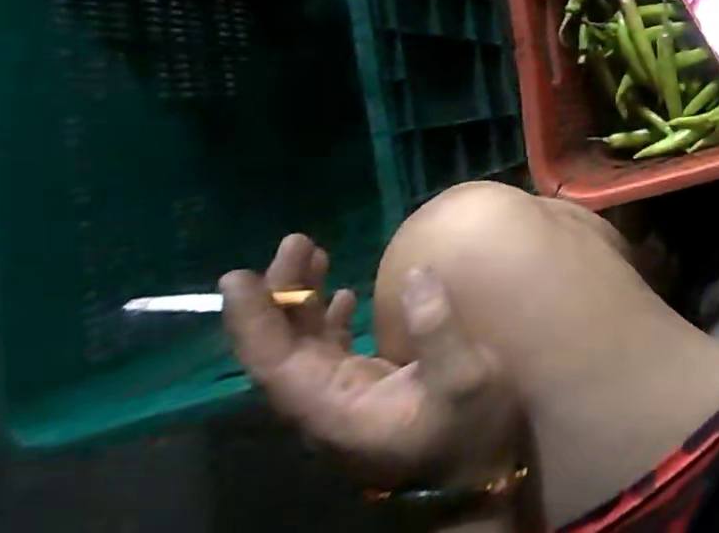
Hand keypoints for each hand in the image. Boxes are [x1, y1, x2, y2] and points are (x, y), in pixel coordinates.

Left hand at [221, 234, 521, 489]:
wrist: (481, 477)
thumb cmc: (470, 432)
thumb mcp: (465, 379)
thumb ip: (437, 329)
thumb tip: (418, 274)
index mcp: (334, 411)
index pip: (274, 364)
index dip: (252, 322)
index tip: (238, 277)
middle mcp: (325, 407)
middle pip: (282, 350)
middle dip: (279, 296)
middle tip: (296, 242)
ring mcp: (343, 400)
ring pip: (302, 348)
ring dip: (301, 302)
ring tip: (312, 254)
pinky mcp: (364, 394)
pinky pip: (328, 352)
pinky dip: (327, 318)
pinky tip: (340, 294)